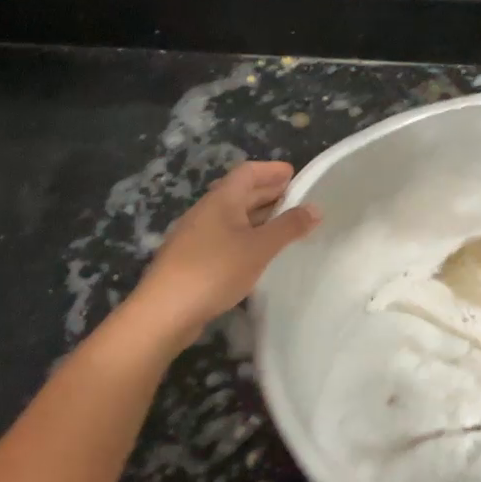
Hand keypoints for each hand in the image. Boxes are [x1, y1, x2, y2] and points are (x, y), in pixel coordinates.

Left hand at [114, 161, 318, 354]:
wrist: (165, 311)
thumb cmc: (215, 270)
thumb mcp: (259, 248)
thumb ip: (289, 227)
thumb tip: (315, 207)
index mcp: (221, 200)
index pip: (247, 172)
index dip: (271, 170)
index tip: (294, 174)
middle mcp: (206, 211)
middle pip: (239, 192)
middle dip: (268, 192)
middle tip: (296, 198)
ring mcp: (196, 235)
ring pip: (233, 216)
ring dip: (258, 215)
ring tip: (284, 224)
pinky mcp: (193, 258)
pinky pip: (226, 236)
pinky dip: (247, 235)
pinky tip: (258, 251)